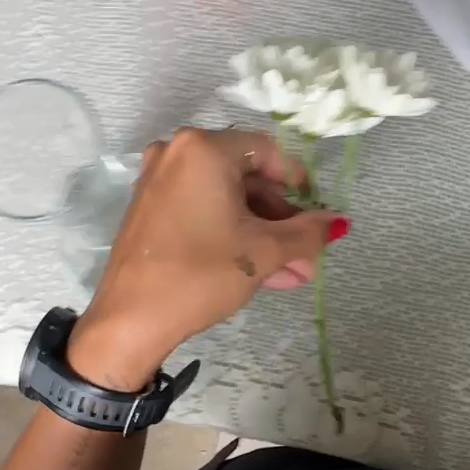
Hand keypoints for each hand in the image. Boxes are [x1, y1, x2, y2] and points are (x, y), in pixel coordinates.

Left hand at [66, 128, 346, 390]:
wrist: (131, 321)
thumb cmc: (200, 275)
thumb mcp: (263, 253)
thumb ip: (307, 233)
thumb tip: (339, 222)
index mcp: (204, 149)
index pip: (267, 151)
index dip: (298, 183)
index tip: (315, 215)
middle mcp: (176, 154)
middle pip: (246, 178)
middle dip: (282, 220)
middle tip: (307, 256)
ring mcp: (158, 183)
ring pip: (226, 201)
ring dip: (263, 235)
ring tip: (291, 274)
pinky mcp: (150, 212)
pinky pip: (203, 213)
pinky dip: (232, 236)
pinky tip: (260, 272)